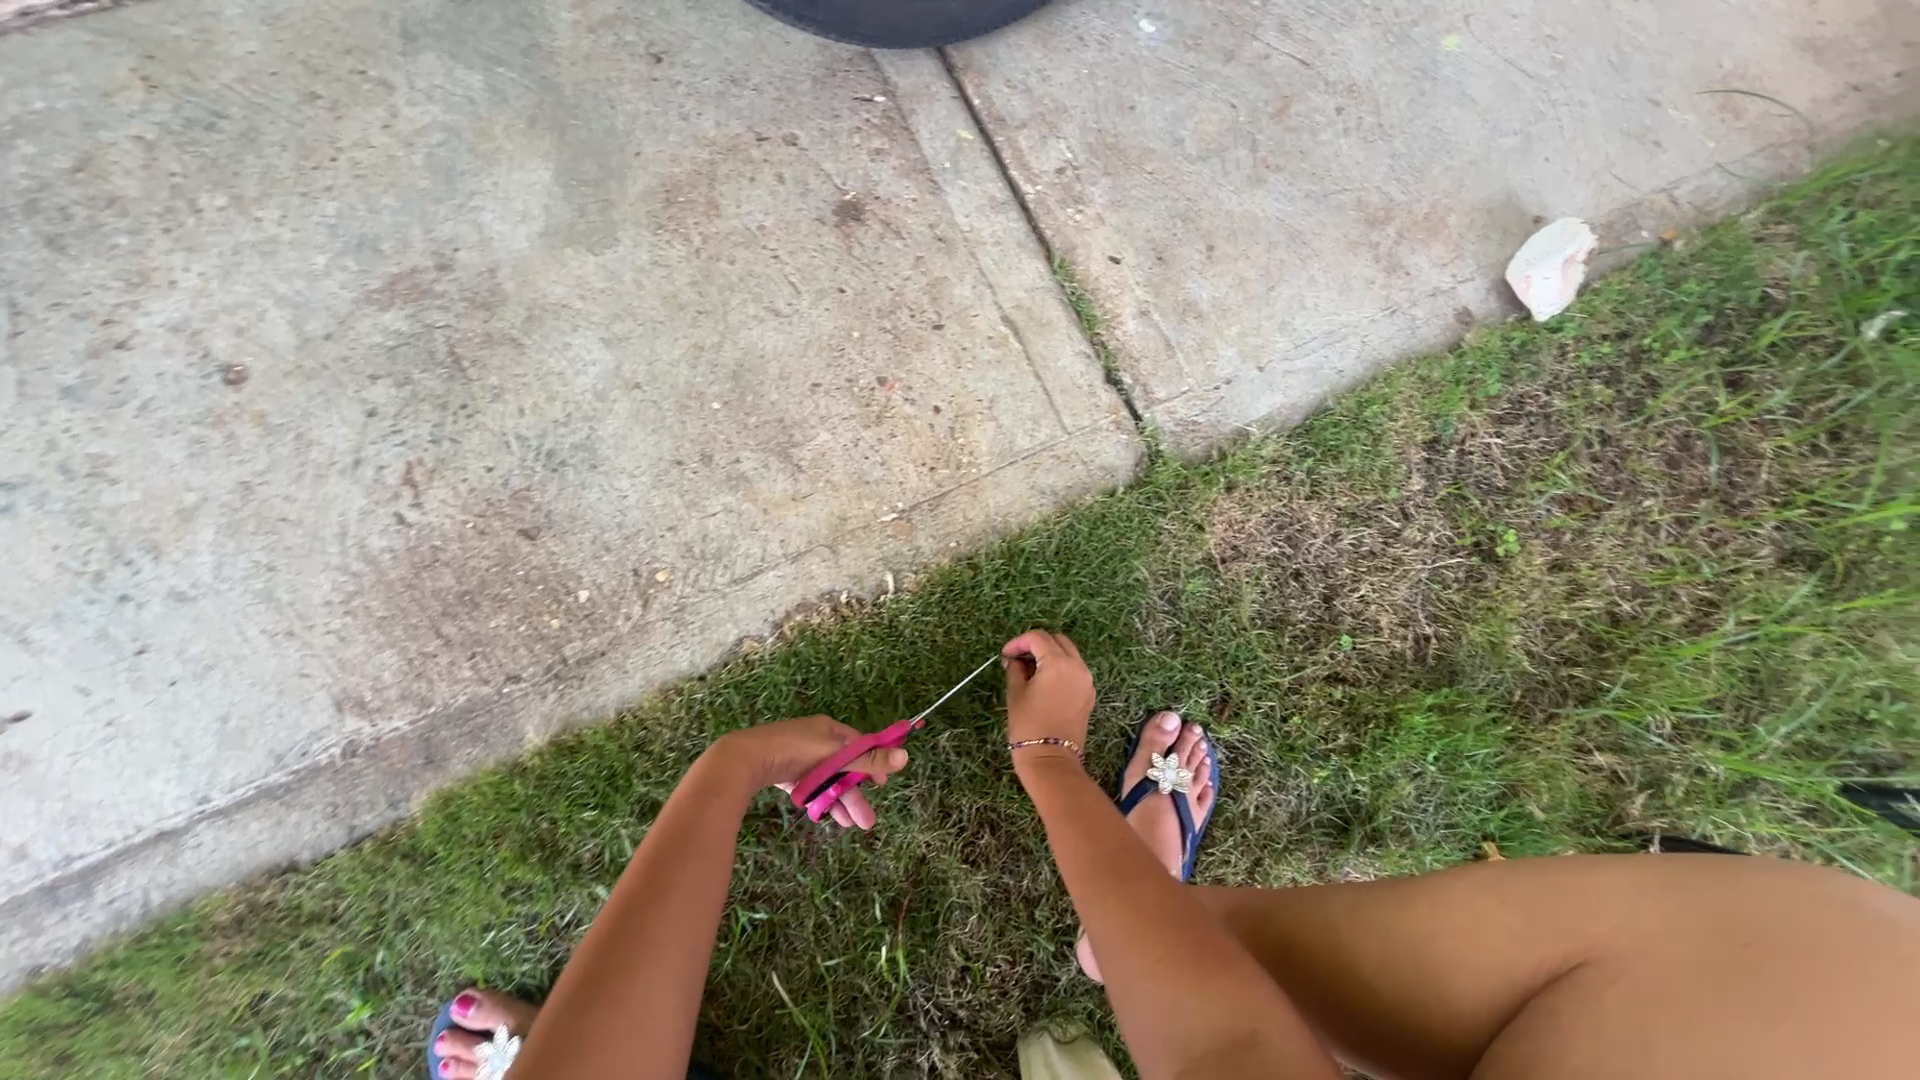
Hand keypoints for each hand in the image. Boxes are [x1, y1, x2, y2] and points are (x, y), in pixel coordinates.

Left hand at [715, 715, 909, 829]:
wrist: (747, 759)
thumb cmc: (794, 750)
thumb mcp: (835, 754)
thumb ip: (869, 759)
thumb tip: (905, 756)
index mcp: (830, 730)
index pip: (860, 746)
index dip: (873, 765)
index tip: (882, 785)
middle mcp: (817, 742)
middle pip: (845, 769)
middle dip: (856, 795)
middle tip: (868, 822)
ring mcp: (801, 758)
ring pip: (828, 782)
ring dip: (841, 803)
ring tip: (852, 826)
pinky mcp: (788, 774)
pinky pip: (812, 789)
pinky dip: (821, 802)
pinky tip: (828, 817)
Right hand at [1002, 629, 1094, 762]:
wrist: (1051, 760)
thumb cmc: (1028, 725)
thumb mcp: (1015, 694)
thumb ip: (1015, 670)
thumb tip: (1014, 660)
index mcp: (1058, 663)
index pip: (1038, 638)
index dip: (1019, 642)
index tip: (1006, 654)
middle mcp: (1078, 666)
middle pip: (1058, 640)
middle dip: (1037, 644)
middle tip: (1018, 658)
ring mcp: (1086, 681)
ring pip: (1069, 654)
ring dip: (1050, 655)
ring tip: (1030, 670)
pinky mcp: (1088, 694)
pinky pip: (1075, 670)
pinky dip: (1060, 668)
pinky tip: (1044, 681)